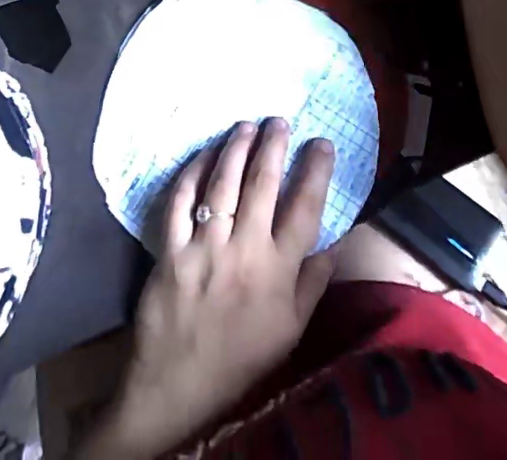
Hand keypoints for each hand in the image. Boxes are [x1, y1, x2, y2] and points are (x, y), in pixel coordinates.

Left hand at [80, 119, 337, 458]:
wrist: (178, 385)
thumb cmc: (242, 355)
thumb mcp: (292, 328)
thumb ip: (315, 281)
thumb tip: (336, 239)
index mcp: (278, 270)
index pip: (305, 208)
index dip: (316, 171)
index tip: (321, 143)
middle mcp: (244, 251)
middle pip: (262, 185)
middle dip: (273, 146)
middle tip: (279, 120)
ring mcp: (204, 248)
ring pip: (223, 185)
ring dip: (236, 149)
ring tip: (246, 125)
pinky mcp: (170, 251)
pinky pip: (180, 202)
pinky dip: (192, 173)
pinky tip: (204, 154)